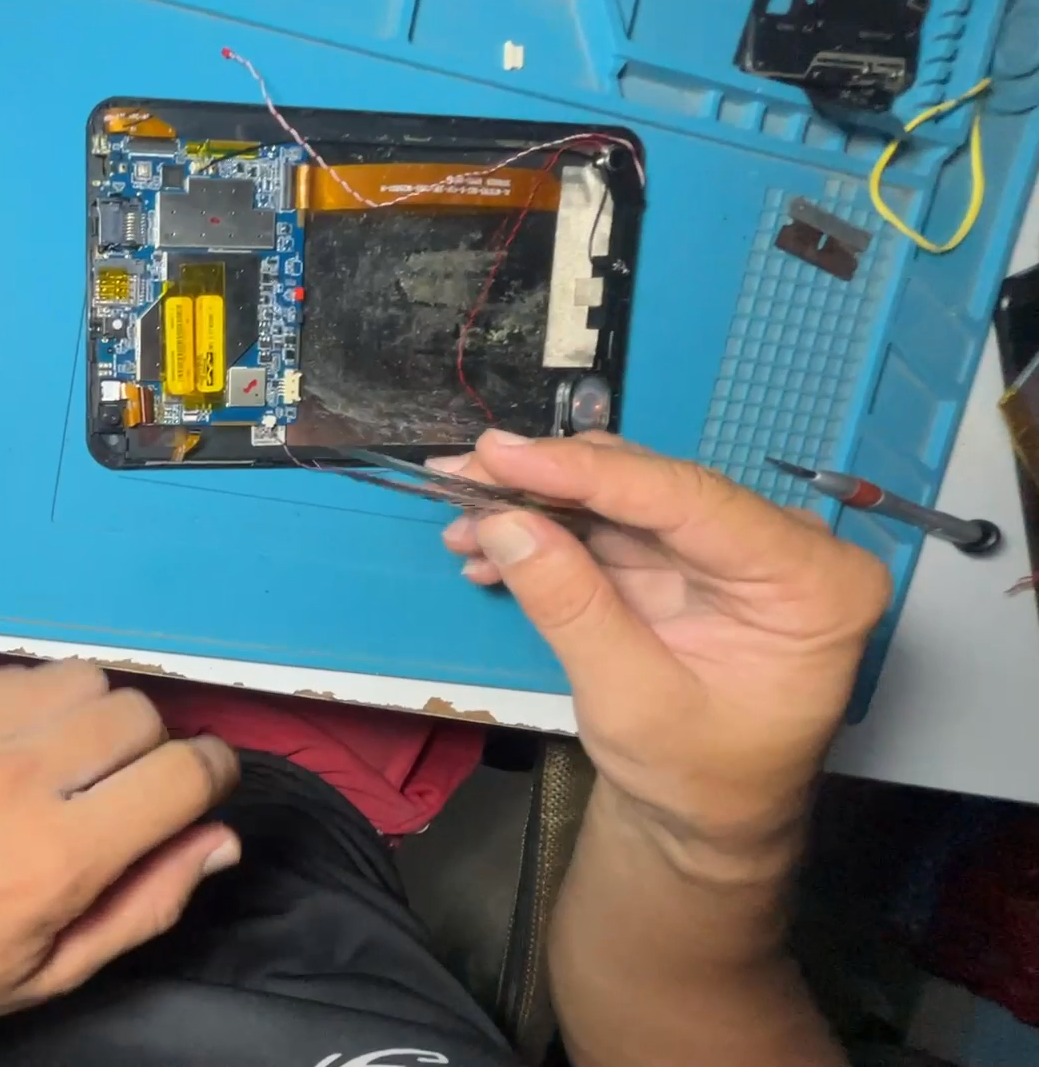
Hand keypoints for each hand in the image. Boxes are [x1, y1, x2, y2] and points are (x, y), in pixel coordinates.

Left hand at [0, 661, 240, 1066]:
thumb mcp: (60, 969)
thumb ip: (153, 899)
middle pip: (138, 712)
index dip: (213, 773)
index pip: (184, 772)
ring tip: (59, 762)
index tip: (202, 783)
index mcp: (56, 854)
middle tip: (114, 789)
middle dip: (149, 750)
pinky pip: (21, 671)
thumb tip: (221, 834)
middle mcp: (15, 774)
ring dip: (92, 718)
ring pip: (85, 678)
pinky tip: (1, 748)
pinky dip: (33, 704)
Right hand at [438, 431, 890, 870]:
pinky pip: (590, 526)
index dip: (583, 471)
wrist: (699, 811)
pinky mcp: (666, 559)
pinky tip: (484, 554)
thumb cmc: (694, 771)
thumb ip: (570, 605)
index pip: (684, 498)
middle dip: (539, 480)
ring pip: (605, 495)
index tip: (498, 454)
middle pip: (640, 483)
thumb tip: (502, 522)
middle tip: (457, 477)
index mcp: (806, 579)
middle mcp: (768, 544)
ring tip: (458, 528)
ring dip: (525, 505)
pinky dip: (531, 534)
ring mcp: (712, 549)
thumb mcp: (628, 697)